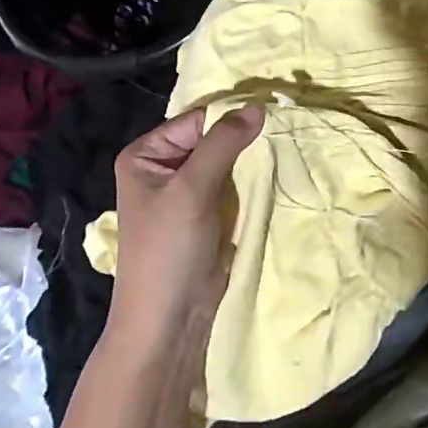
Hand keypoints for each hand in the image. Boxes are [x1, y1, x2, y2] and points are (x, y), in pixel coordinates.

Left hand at [107, 104, 263, 348]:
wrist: (168, 321)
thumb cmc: (169, 249)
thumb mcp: (192, 189)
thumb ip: (222, 144)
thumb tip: (256, 105)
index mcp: (144, 154)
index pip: (193, 120)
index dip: (228, 116)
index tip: (270, 110)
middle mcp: (160, 167)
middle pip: (208, 139)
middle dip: (241, 138)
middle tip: (282, 126)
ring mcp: (183, 193)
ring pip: (223, 164)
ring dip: (248, 161)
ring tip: (283, 147)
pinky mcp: (204, 215)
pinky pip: (230, 187)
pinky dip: (249, 182)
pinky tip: (273, 173)